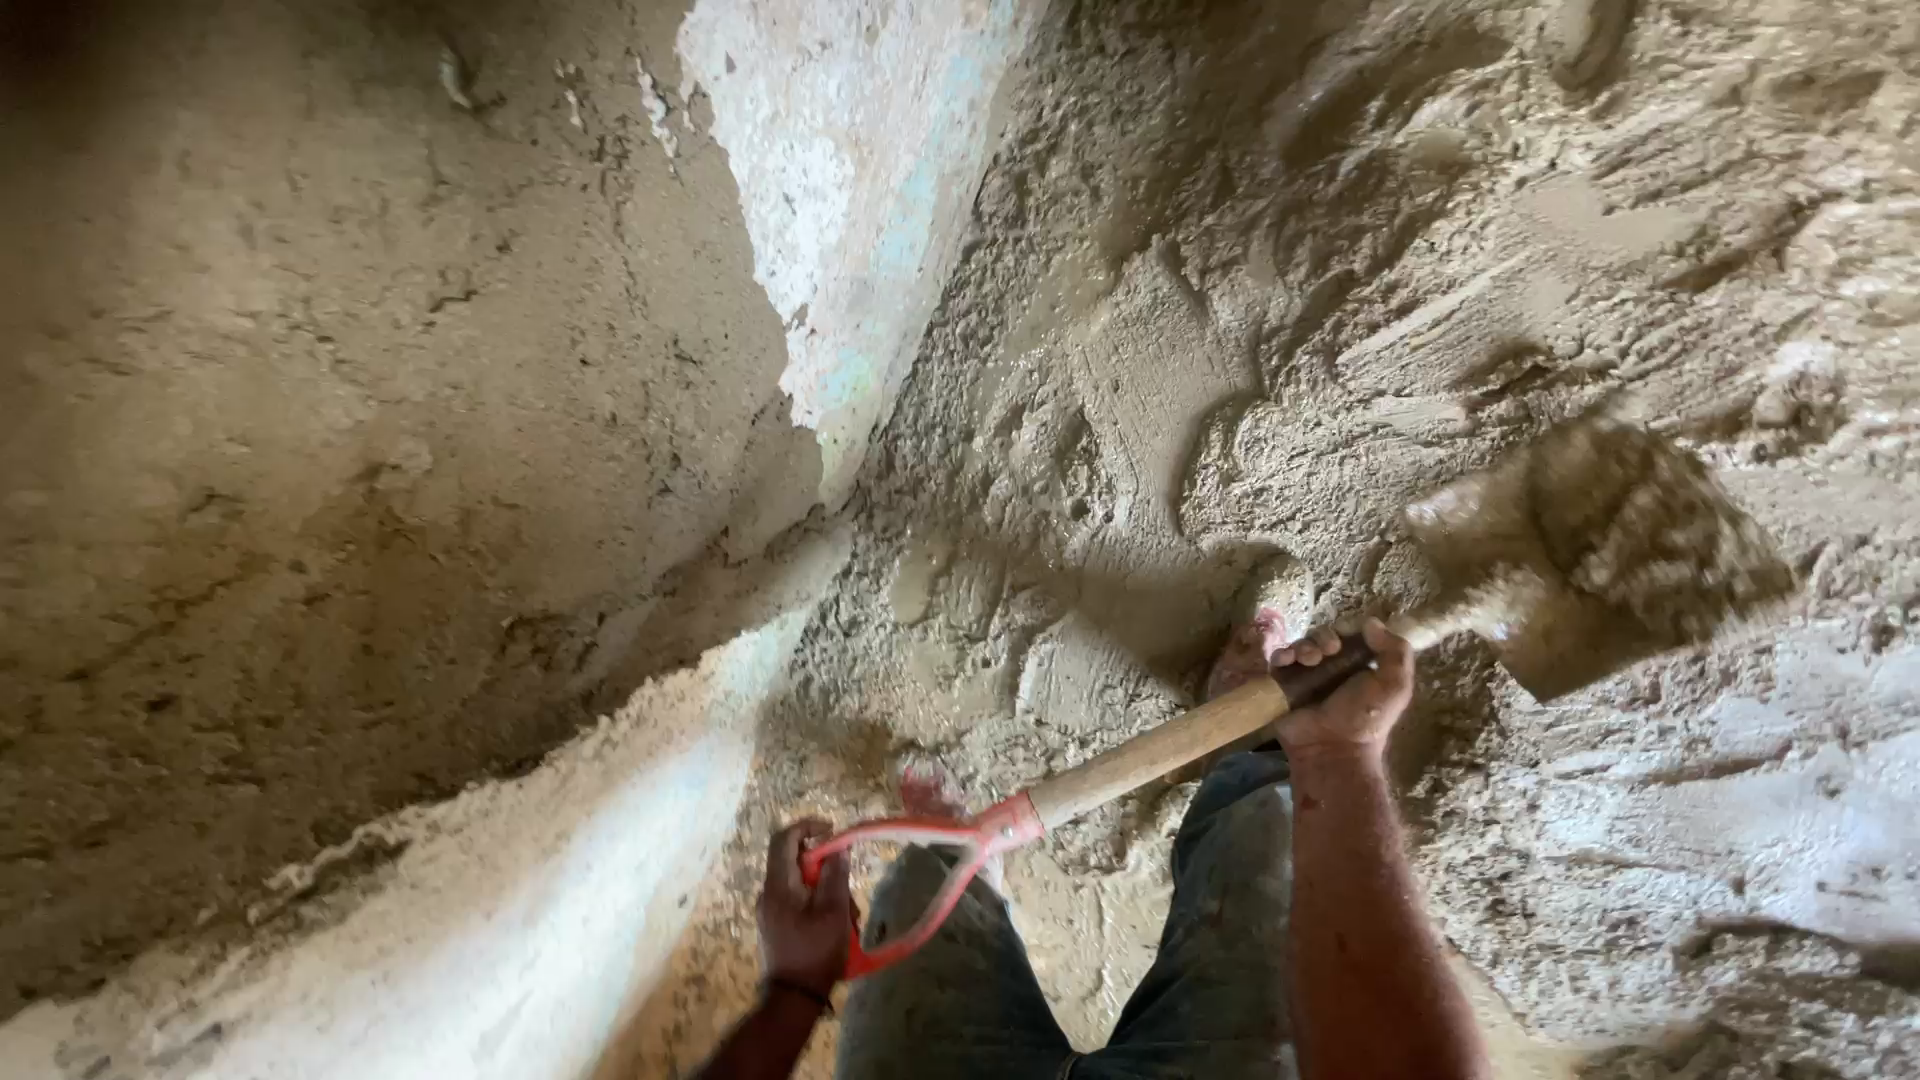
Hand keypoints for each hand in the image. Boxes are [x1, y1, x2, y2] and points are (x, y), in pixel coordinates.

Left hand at [758, 819, 851, 996]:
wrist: (792, 1000)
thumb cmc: (814, 952)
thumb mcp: (833, 911)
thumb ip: (835, 874)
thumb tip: (837, 848)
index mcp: (778, 885)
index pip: (784, 838)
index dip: (808, 826)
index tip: (832, 832)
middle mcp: (769, 894)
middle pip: (798, 862)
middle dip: (828, 870)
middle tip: (848, 891)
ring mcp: (771, 911)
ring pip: (803, 884)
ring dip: (828, 893)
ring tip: (849, 918)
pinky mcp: (777, 925)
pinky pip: (799, 902)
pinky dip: (819, 906)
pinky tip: (838, 928)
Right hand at [1269, 617, 1413, 756]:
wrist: (1332, 747)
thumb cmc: (1366, 718)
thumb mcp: (1394, 686)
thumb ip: (1395, 651)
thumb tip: (1371, 622)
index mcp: (1358, 665)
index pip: (1349, 634)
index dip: (1346, 629)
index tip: (1346, 636)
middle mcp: (1331, 667)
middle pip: (1322, 636)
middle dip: (1323, 637)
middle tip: (1328, 650)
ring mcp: (1305, 675)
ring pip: (1300, 644)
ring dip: (1304, 645)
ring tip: (1308, 659)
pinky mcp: (1282, 683)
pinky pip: (1278, 659)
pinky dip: (1281, 654)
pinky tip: (1287, 660)